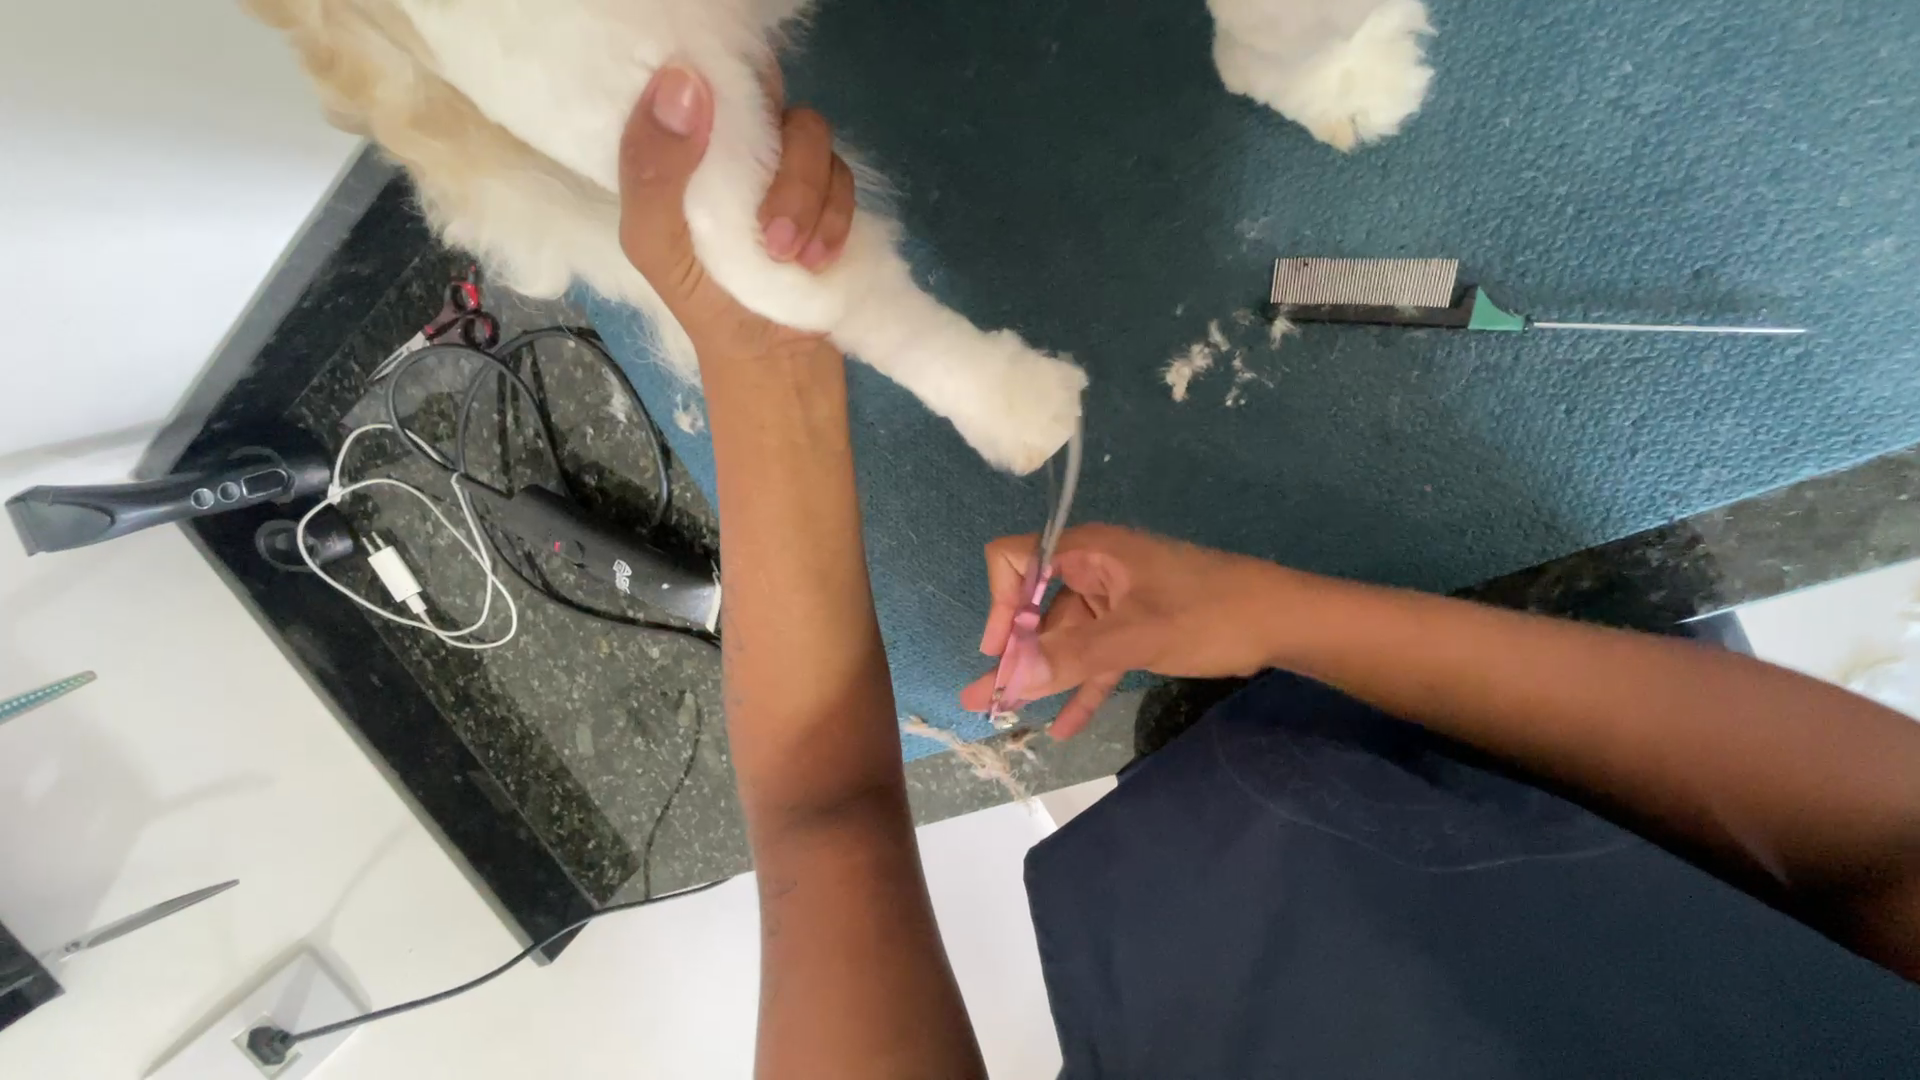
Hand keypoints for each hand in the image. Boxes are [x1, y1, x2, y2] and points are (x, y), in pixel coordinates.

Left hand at [618, 64, 856, 362]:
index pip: (703, 76)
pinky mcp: (827, 198)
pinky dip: (836, 221)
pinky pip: (845, 180)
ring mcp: (786, 170)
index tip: (738, 132)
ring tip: (796, 261)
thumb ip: (655, 169)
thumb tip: (684, 83)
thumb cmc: (706, 305)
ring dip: (812, 203)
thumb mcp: (656, 244)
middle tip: (776, 239)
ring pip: (815, 141)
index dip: (725, 84)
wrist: (772, 361)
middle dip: (787, 174)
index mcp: (685, 146)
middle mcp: (737, 147)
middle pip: (774, 103)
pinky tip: (818, 261)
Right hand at [959, 525, 1292, 736]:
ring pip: (1065, 639)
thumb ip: (1071, 657)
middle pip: (1037, 609)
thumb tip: (1009, 680)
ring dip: (1043, 676)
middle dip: (1014, 654)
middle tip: (988, 699)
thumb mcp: (1136, 636)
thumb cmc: (1209, 613)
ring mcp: (1114, 601)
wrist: (1283, 622)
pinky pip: (1095, 658)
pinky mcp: (1134, 628)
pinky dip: (1081, 687)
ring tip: (1008, 717)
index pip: (1017, 560)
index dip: (1000, 601)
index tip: (999, 649)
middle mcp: (1094, 571)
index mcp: (1089, 552)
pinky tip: (1063, 727)